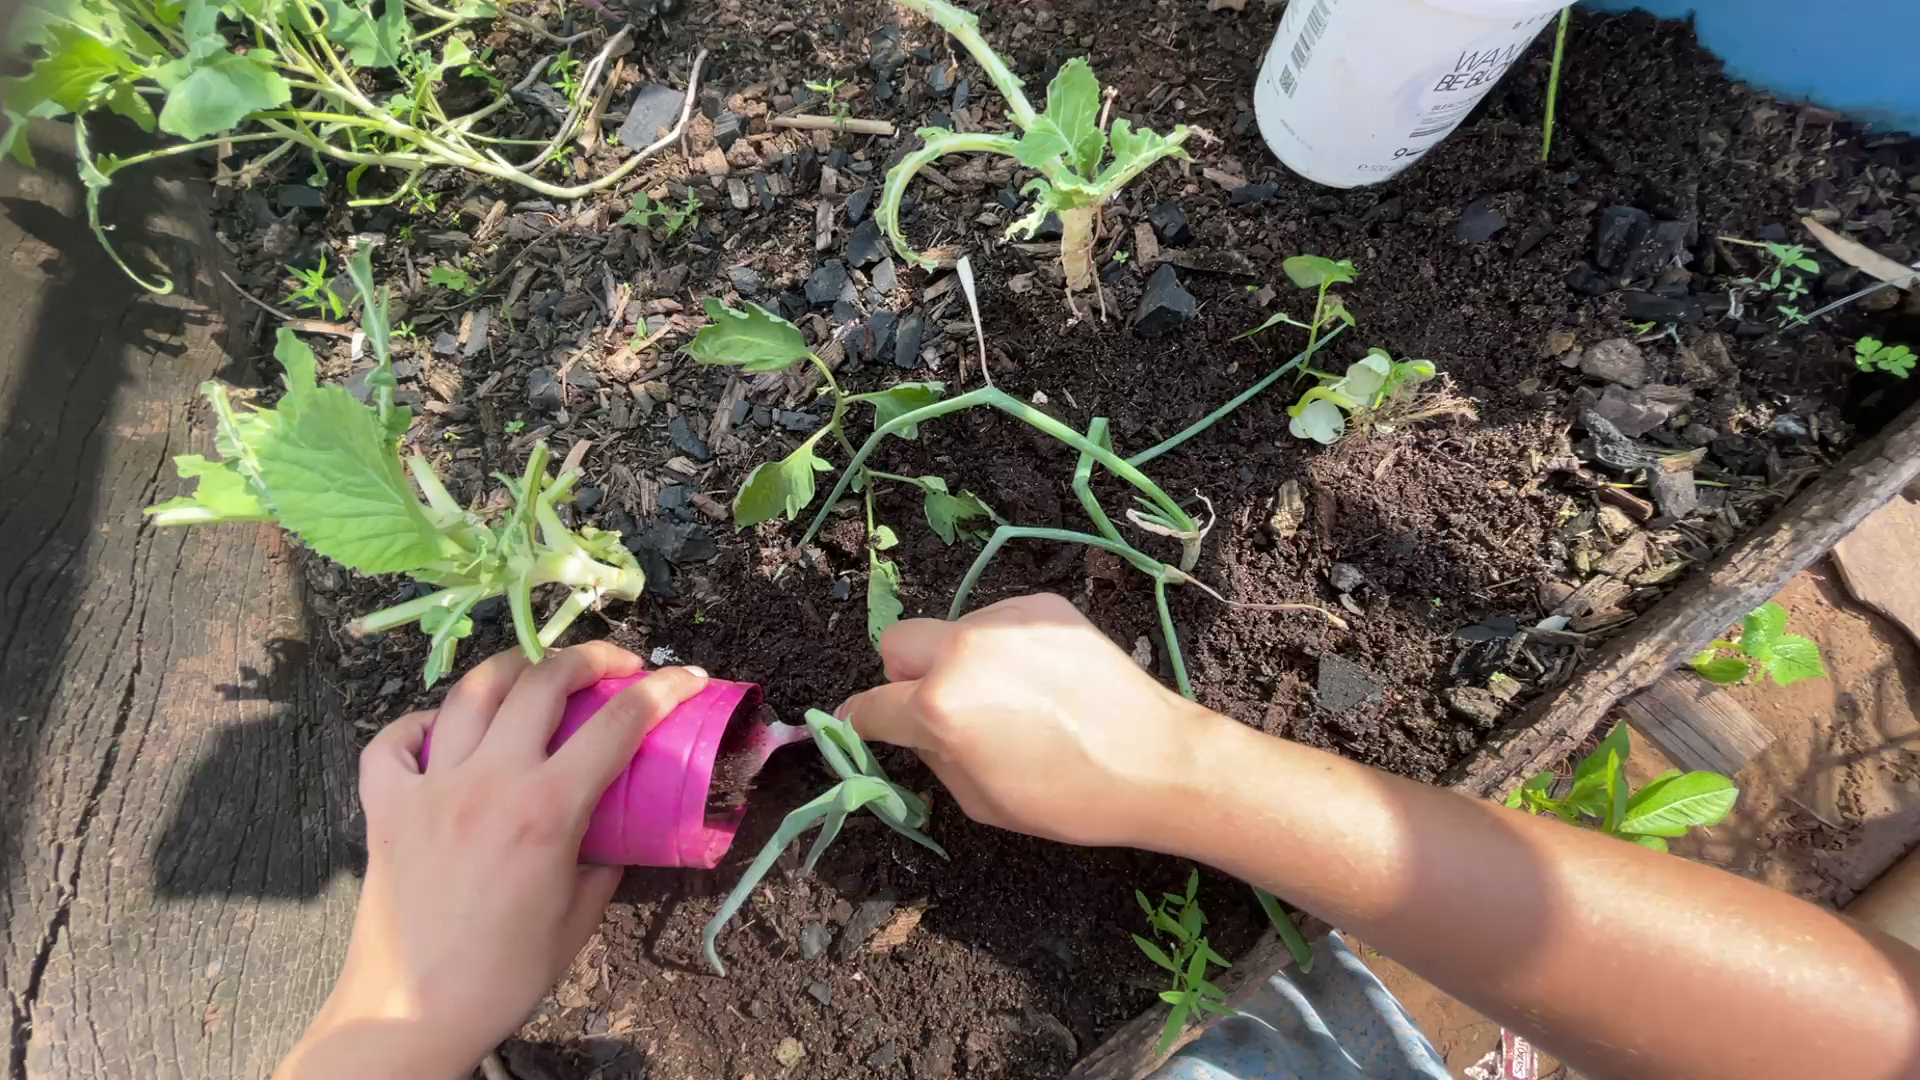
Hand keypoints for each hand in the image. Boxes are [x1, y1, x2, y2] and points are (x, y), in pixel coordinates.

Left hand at [275, 644, 707, 1079]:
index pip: (621, 722)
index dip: (667, 688)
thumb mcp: (584, 910)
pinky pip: (394, 741)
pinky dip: (425, 723)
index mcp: (548, 808)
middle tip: (617, 669)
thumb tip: (618, 820)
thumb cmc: (508, 973)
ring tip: (541, 676)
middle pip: (544, 679)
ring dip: (516, 668)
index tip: (690, 677)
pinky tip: (449, 731)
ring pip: (472, 691)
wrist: (407, 1020)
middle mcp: (489, 781)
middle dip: (592, 658)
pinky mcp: (385, 807)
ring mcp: (431, 788)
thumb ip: (607, 851)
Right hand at [837, 593, 1227, 849]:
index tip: (858, 725)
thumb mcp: (980, 800)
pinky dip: (1000, 647)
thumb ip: (930, 755)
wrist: (1156, 759)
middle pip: (896, 642)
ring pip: (951, 630)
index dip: (858, 721)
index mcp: (942, 706)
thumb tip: (905, 727)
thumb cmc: (1067, 797)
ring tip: (1010, 695)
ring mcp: (1004, 618)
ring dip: (959, 660)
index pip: (871, 705)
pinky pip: (996, 622)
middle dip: (903, 675)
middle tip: (939, 706)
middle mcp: (963, 649)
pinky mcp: (1041, 603)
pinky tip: (1040, 676)